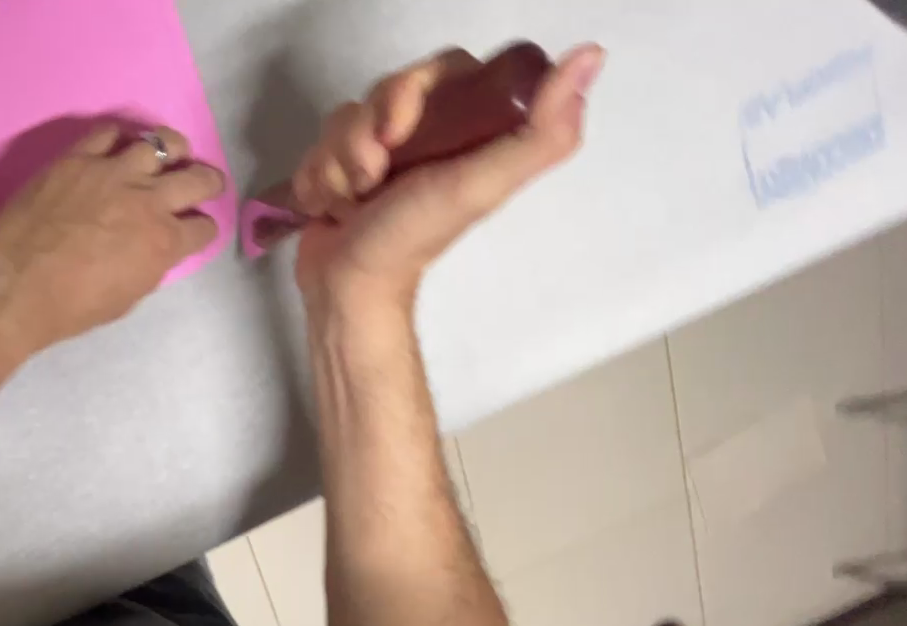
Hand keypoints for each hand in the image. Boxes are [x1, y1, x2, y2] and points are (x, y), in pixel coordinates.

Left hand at [0, 124, 225, 355]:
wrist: (14, 292)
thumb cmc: (69, 310)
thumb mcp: (124, 299)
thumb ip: (149, 267)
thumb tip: (156, 250)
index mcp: (162, 243)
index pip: (202, 228)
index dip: (203, 230)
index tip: (198, 230)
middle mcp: (147, 200)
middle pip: (196, 179)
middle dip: (208, 183)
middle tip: (206, 185)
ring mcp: (112, 172)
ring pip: (161, 144)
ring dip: (174, 150)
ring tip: (174, 154)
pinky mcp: (76, 159)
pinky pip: (110, 133)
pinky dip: (123, 139)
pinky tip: (123, 148)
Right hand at [291, 44, 604, 314]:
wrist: (347, 289)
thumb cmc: (411, 239)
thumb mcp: (481, 186)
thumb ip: (540, 132)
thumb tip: (590, 55)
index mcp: (466, 128)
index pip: (443, 68)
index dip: (411, 87)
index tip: (397, 127)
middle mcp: (423, 135)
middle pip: (385, 90)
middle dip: (363, 135)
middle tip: (370, 176)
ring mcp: (376, 154)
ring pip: (343, 121)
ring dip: (338, 166)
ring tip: (349, 203)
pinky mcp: (338, 174)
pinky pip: (316, 152)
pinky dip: (316, 183)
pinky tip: (328, 209)